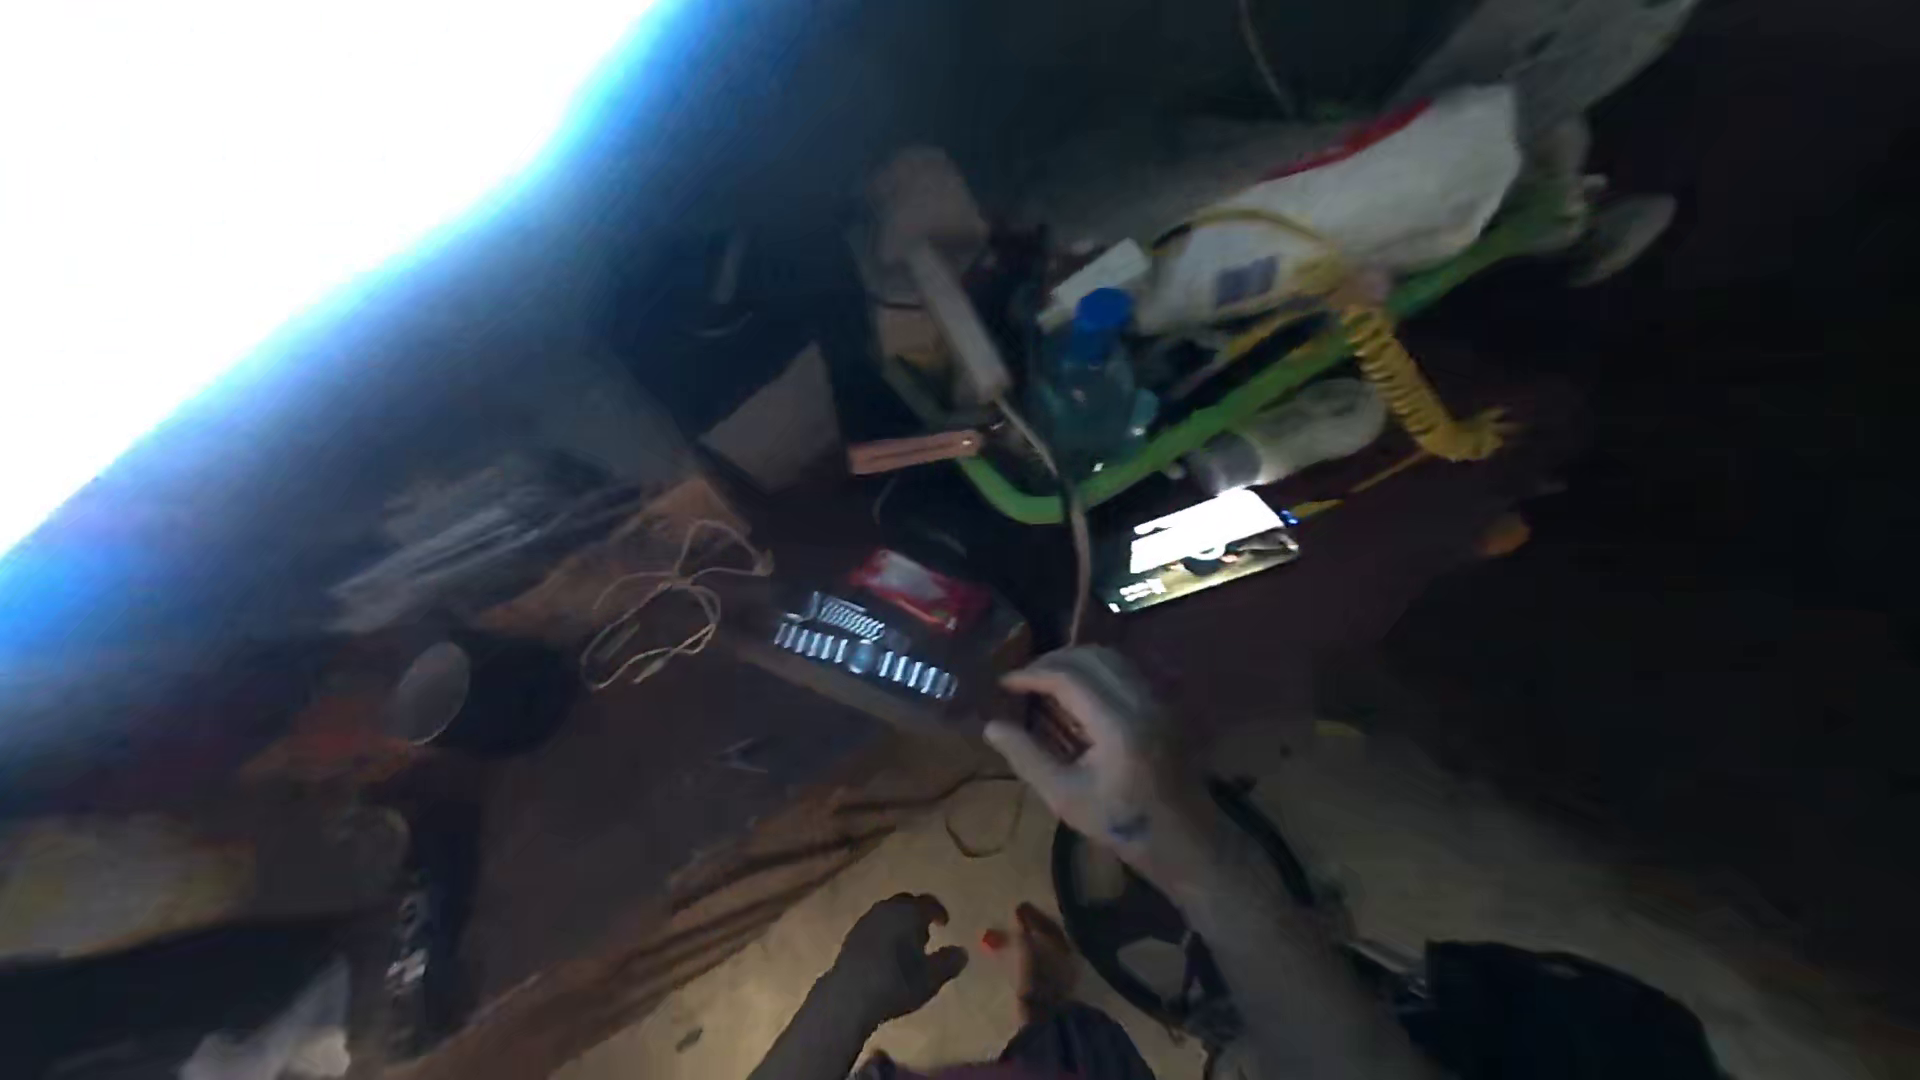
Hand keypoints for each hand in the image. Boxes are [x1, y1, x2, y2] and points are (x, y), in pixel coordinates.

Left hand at [823, 893, 968, 1028]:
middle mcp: (888, 908)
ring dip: (900, 923)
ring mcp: (867, 919)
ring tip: (905, 946)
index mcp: (909, 912)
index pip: (929, 902)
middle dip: (918, 915)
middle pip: (907, 903)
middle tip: (925, 935)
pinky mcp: (852, 934)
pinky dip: (884, 932)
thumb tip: (963, 952)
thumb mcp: (930, 978)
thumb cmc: (896, 983)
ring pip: (889, 912)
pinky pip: (875, 925)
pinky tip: (885, 954)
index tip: (944, 923)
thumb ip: (949, 963)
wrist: (850, 995)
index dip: (939, 912)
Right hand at [984, 647, 1218, 885]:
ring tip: (1044, 679)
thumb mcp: (1065, 798)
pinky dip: (1094, 667)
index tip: (1004, 683)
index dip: (1032, 674)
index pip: (1068, 677)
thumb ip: (1026, 757)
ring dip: (1073, 660)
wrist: (1186, 840)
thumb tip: (991, 725)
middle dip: (1050, 661)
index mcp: (1118, 725)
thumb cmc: (1122, 824)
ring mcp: (1157, 698)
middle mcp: (1141, 701)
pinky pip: (1124, 667)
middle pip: (1089, 657)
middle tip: (1021, 679)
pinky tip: (1076, 688)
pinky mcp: (1163, 701)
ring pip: (1109, 656)